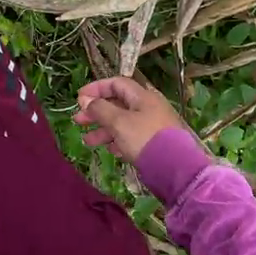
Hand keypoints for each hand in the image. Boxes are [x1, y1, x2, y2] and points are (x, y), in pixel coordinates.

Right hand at [74, 76, 188, 164]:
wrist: (176, 170)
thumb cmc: (144, 139)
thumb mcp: (118, 122)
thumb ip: (100, 109)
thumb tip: (85, 99)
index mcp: (142, 97)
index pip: (116, 84)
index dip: (96, 88)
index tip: (79, 98)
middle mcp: (148, 108)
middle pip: (117, 104)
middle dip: (96, 112)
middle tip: (78, 120)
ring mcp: (152, 127)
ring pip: (122, 123)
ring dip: (104, 129)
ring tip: (88, 141)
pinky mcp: (155, 145)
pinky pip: (131, 137)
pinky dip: (118, 140)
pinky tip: (109, 149)